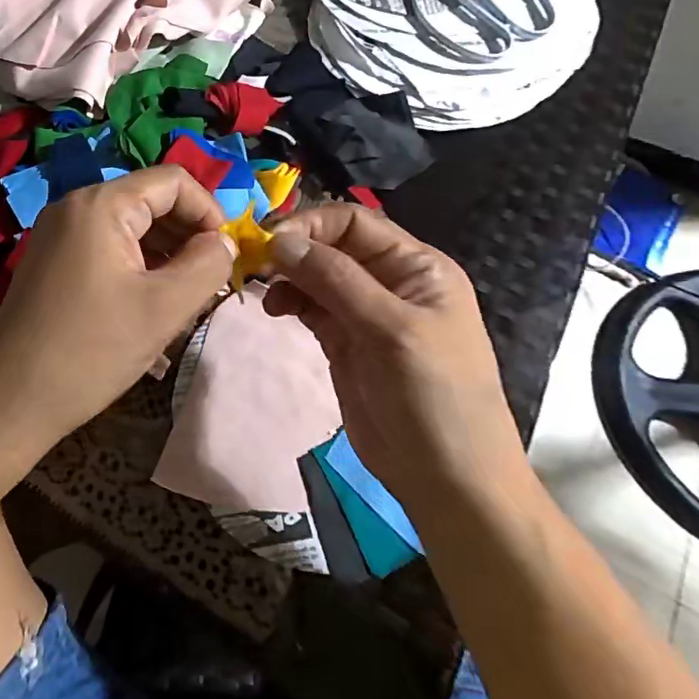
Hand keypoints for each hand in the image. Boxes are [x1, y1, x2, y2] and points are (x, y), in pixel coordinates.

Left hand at [0, 166, 237, 446]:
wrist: (12, 397)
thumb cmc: (91, 349)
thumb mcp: (164, 307)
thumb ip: (207, 264)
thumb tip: (222, 242)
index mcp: (98, 205)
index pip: (171, 181)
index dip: (209, 212)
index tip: (228, 256)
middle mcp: (72, 209)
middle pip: (147, 204)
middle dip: (186, 239)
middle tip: (208, 286)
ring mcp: (55, 236)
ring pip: (127, 232)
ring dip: (163, 260)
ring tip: (183, 306)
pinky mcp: (48, 264)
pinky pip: (103, 252)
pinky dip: (133, 272)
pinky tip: (148, 313)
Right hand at [260, 205, 528, 508]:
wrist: (444, 475)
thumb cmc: (433, 395)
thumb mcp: (390, 330)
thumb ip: (335, 280)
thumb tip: (279, 240)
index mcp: (417, 267)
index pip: (354, 223)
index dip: (309, 224)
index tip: (267, 242)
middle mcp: (390, 281)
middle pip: (330, 245)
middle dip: (292, 250)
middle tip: (255, 266)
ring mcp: (363, 312)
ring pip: (313, 275)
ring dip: (286, 277)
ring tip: (266, 296)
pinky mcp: (342, 339)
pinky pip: (308, 305)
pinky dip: (287, 301)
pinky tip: (274, 311)